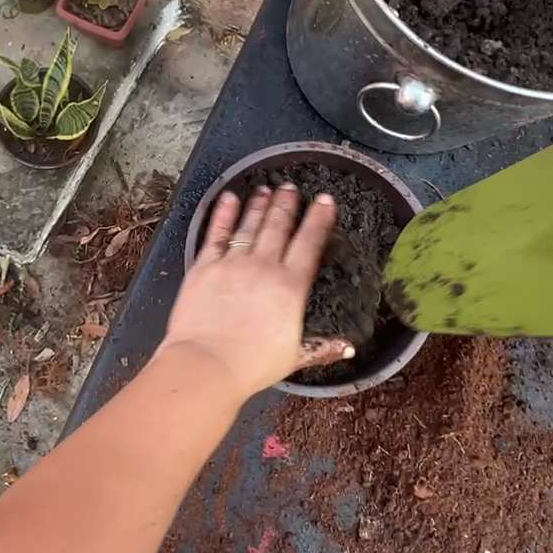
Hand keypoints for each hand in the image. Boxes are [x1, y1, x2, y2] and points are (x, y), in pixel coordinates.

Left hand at [157, 184, 349, 395]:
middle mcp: (264, 268)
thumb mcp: (294, 358)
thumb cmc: (252, 365)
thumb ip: (322, 348)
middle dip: (286, 204)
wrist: (207, 363)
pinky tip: (229, 198)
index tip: (325, 201)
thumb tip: (349, 349)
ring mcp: (232, 265)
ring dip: (259, 204)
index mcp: (290, 287)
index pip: (310, 244)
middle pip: (278, 227)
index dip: (319, 219)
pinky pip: (216, 234)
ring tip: (266, 189)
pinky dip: (223, 214)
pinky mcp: (204, 267)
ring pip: (249, 225)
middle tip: (291, 187)